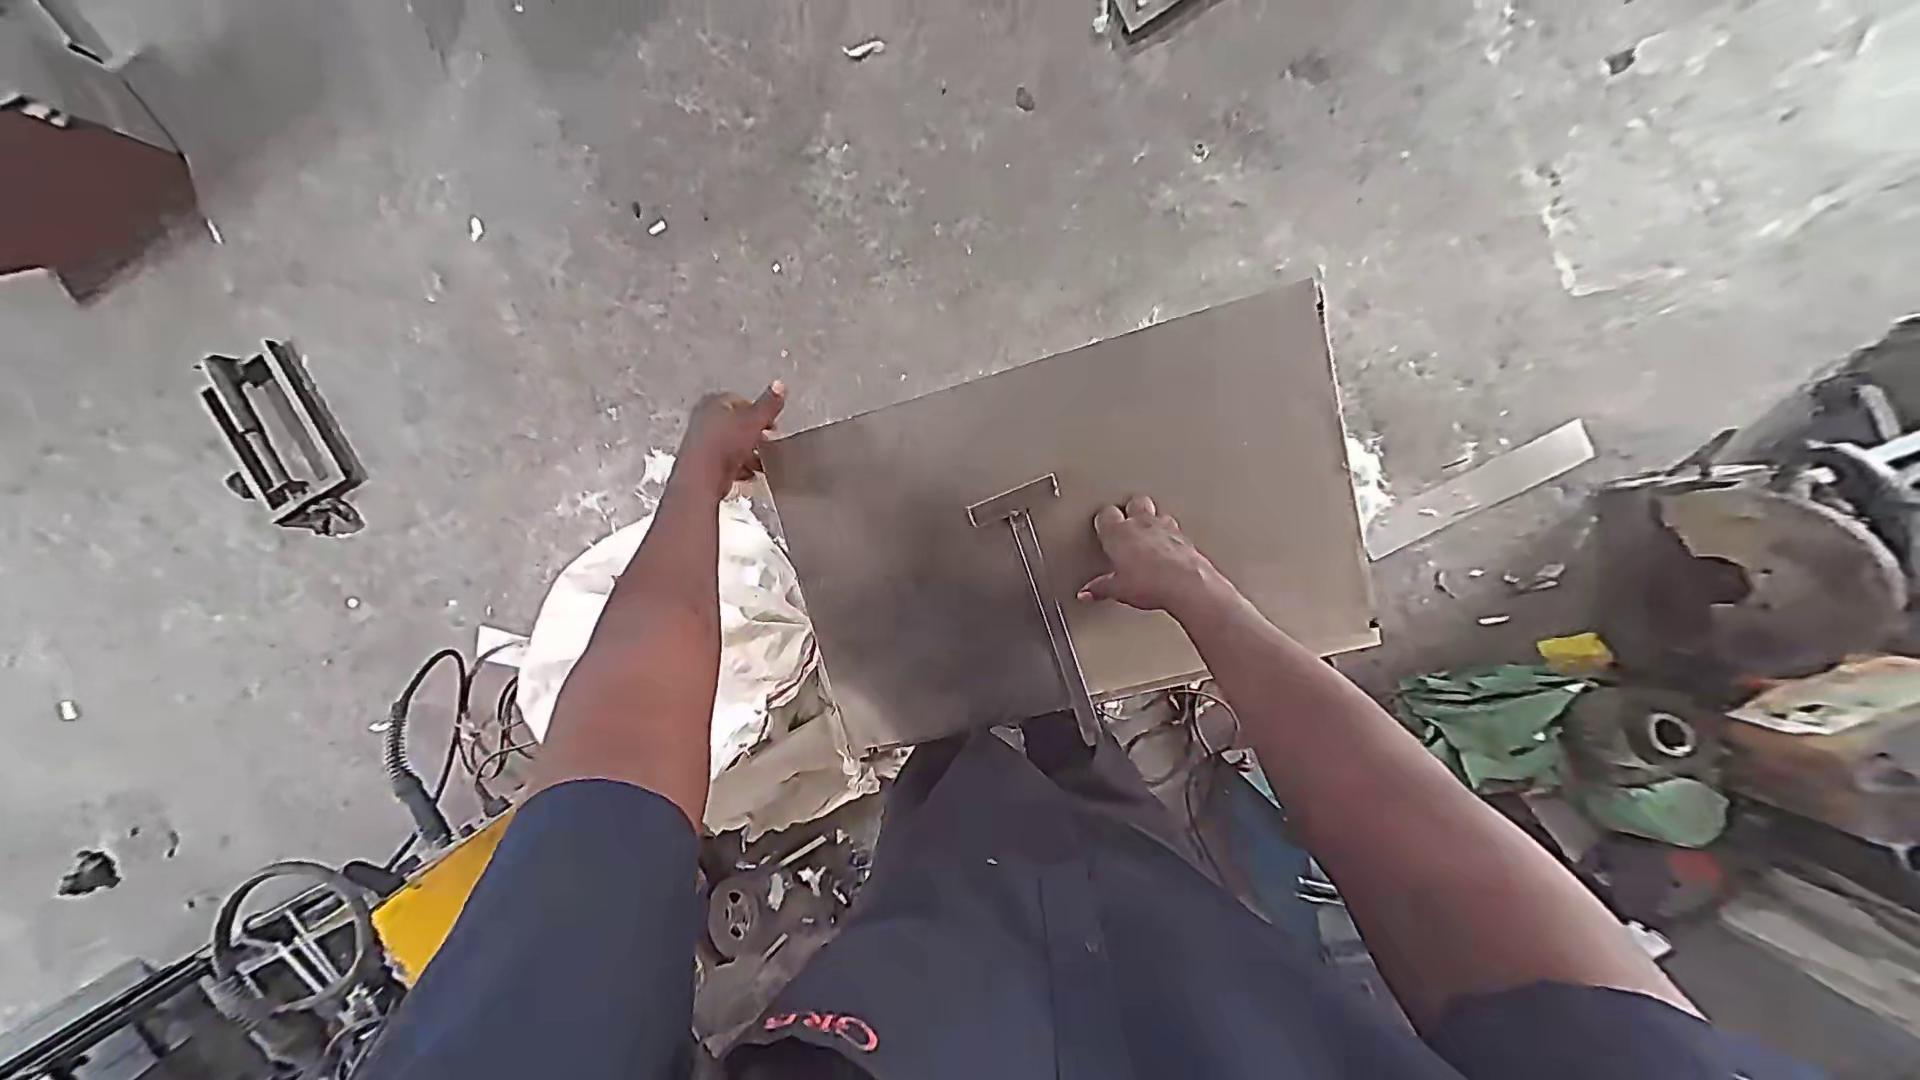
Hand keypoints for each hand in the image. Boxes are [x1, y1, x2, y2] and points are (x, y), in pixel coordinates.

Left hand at [674, 382, 785, 498]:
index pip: (738, 400)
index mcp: (713, 404)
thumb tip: (780, 384)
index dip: (756, 410)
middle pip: (734, 422)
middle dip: (752, 432)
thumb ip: (768, 405)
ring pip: (730, 443)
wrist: (703, 477)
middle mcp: (703, 420)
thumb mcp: (754, 421)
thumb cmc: (726, 444)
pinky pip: (725, 461)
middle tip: (767, 440)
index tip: (770, 422)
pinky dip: (739, 466)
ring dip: (747, 451)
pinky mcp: (703, 463)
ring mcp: (701, 443)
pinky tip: (750, 473)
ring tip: (762, 460)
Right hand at [1079, 496, 1232, 616]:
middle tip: (1125, 525)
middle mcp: (1142, 524)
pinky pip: (1176, 531)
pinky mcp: (1186, 538)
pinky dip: (1171, 538)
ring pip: (1158, 513)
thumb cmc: (1151, 582)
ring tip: (1148, 537)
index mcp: (1118, 532)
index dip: (1103, 520)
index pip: (1105, 514)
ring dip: (1153, 522)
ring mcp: (1166, 528)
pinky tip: (1168, 551)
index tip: (1101, 529)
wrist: (1187, 585)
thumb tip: (1091, 591)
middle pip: (1134, 502)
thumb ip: (1101, 587)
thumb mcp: (1118, 590)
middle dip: (1130, 509)